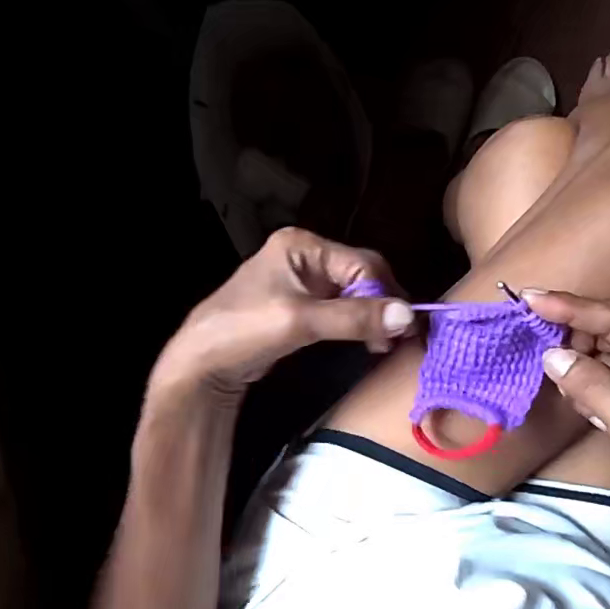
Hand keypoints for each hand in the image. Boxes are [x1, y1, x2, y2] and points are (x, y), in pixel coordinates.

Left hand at [152, 228, 414, 399]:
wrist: (202, 363)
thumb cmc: (243, 331)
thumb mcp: (300, 322)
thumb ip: (353, 317)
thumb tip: (407, 316)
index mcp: (300, 245)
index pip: (360, 263)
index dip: (386, 294)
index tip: (402, 328)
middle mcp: (303, 256)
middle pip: (359, 276)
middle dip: (380, 305)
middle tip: (394, 338)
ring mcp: (300, 281)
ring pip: (351, 294)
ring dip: (369, 317)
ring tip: (381, 343)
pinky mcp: (298, 306)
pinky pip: (337, 309)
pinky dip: (354, 324)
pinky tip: (365, 341)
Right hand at [524, 290, 609, 534]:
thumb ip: (595, 387)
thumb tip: (552, 354)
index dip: (573, 308)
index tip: (531, 297)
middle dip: (569, 330)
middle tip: (528, 330)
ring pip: (600, 347)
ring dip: (571, 355)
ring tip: (546, 365)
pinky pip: (599, 369)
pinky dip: (578, 376)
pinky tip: (568, 391)